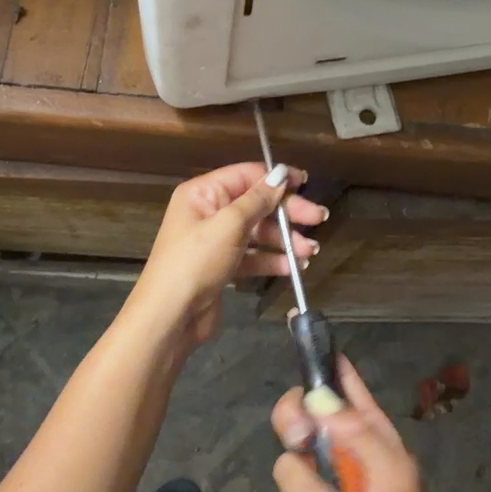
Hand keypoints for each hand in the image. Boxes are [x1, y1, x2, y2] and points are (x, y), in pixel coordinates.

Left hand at [126, 162, 326, 349]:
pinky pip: (254, 256)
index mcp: (203, 193)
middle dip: (287, 212)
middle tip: (319, 218)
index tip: (305, 184)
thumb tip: (280, 174)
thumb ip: (257, 200)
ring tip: (311, 250)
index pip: (246, 176)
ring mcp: (216, 241)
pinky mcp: (223, 266)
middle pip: (256, 204)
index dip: (276, 178)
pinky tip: (295, 267)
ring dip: (285, 239)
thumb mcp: (228, 225)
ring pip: (258, 232)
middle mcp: (208, 212)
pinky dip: (273, 260)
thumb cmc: (195, 262)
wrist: (171, 317)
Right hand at [271, 358, 478, 491]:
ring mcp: (319, 480)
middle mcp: (337, 445)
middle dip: (293, 427)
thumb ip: (357, 434)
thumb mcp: (395, 475)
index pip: (337, 378)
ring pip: (288, 469)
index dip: (317, 356)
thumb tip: (315, 397)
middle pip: (294, 414)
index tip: (295, 328)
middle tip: (303, 440)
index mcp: (365, 426)